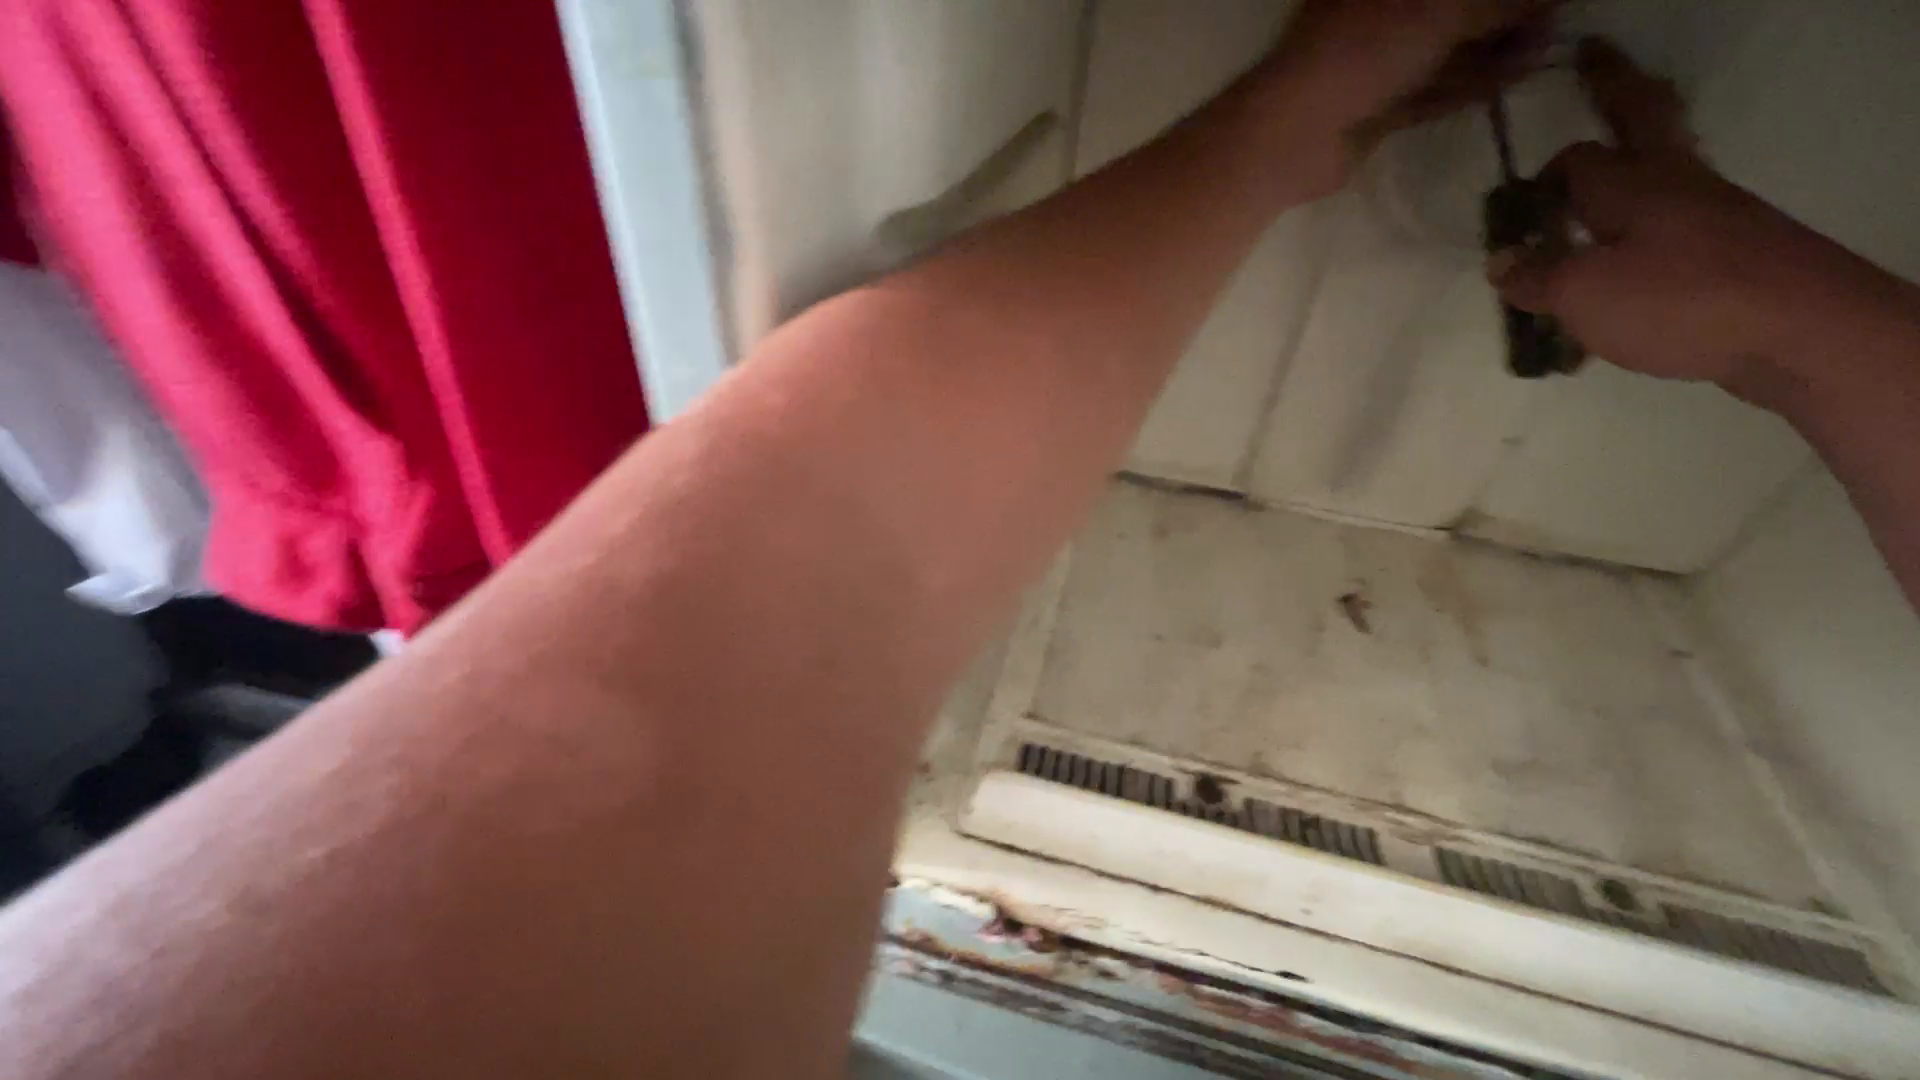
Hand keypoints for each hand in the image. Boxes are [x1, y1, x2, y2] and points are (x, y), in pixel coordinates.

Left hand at [1250, 0, 1555, 198]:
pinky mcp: (1374, 110)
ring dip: (1494, 47)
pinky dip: (1469, 83)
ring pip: (1443, 50)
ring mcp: (1373, 65)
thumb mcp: (1442, 11)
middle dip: (1501, 11)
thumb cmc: (1362, 51)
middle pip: (1449, 8)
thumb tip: (1549, 0)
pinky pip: (1430, 91)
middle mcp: (1374, 15)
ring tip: (1546, 46)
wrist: (1294, 136)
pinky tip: (1513, 77)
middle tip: (1555, 14)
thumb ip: (1497, 2)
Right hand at [1489, 38, 1919, 397]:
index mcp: (1629, 184)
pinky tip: (1609, 290)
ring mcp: (1707, 214)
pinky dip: (1629, 249)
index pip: (1573, 160)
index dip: (1537, 183)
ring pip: (1650, 183)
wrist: (1800, 329)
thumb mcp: (1582, 293)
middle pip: (1642, 115)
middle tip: (1589, 60)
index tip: (1511, 218)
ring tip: (1575, 217)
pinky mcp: (1727, 251)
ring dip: (1612, 189)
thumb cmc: (1677, 300)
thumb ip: (1535, 276)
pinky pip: (1663, 236)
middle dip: (1612, 87)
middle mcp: (1671, 184)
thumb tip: (1502, 261)